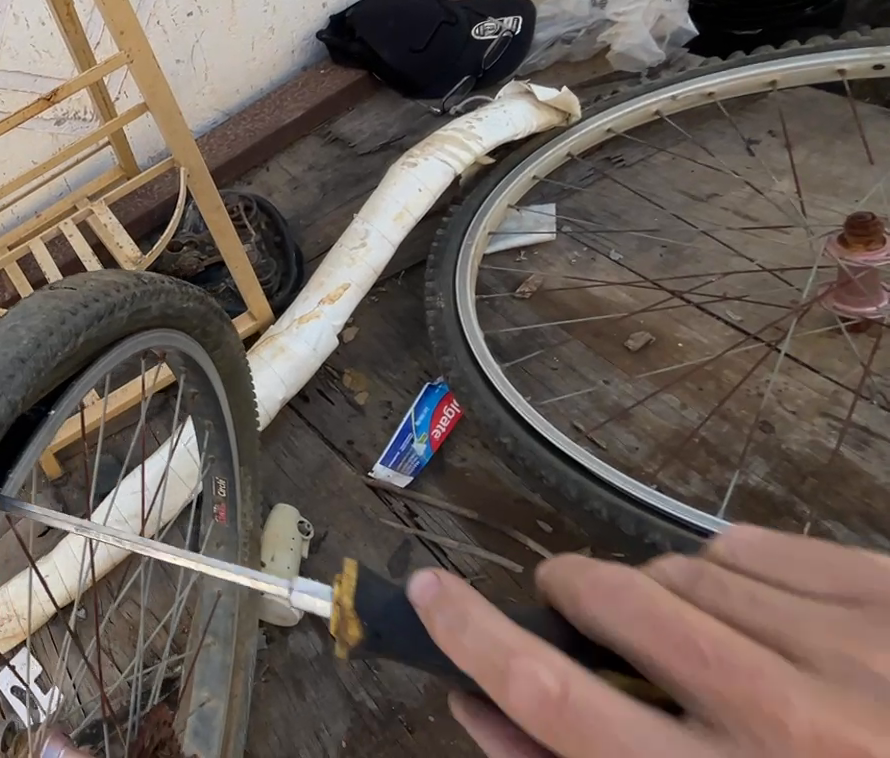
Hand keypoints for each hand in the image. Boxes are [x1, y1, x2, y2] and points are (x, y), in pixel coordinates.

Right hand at [409, 525, 889, 756]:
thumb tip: (473, 707)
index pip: (552, 695)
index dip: (467, 632)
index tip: (425, 591)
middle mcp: (803, 726)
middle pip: (602, 594)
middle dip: (576, 596)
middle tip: (603, 627)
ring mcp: (870, 652)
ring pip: (677, 567)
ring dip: (674, 600)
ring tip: (739, 655)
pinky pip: (751, 545)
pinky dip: (741, 577)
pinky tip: (797, 631)